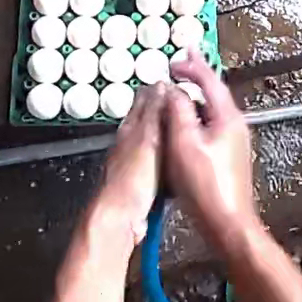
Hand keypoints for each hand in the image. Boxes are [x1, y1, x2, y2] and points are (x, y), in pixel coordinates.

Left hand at [82, 83, 168, 248]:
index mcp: (131, 129)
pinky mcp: (139, 183)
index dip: (157, 90)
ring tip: (182, 132)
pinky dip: (165, 160)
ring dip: (165, 135)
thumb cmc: (132, 180)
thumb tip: (161, 85)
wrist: (118, 217)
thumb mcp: (149, 140)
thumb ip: (155, 114)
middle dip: (162, 111)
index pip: (144, 101)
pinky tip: (174, 164)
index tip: (173, 84)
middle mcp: (129, 144)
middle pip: (146, 121)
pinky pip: (155, 165)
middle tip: (181, 105)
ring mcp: (132, 164)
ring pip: (151, 142)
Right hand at [162, 55, 262, 254]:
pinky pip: (208, 127)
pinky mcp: (226, 157)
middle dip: (194, 78)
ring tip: (174, 91)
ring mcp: (232, 142)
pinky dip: (193, 118)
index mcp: (227, 118)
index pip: (209, 81)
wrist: (228, 224)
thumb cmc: (207, 187)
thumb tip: (171, 89)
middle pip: (212, 93)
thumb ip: (177, 112)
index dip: (192, 66)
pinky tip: (180, 125)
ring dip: (192, 99)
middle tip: (177, 67)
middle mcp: (234, 126)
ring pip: (209, 111)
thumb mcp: (185, 143)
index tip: (177, 56)